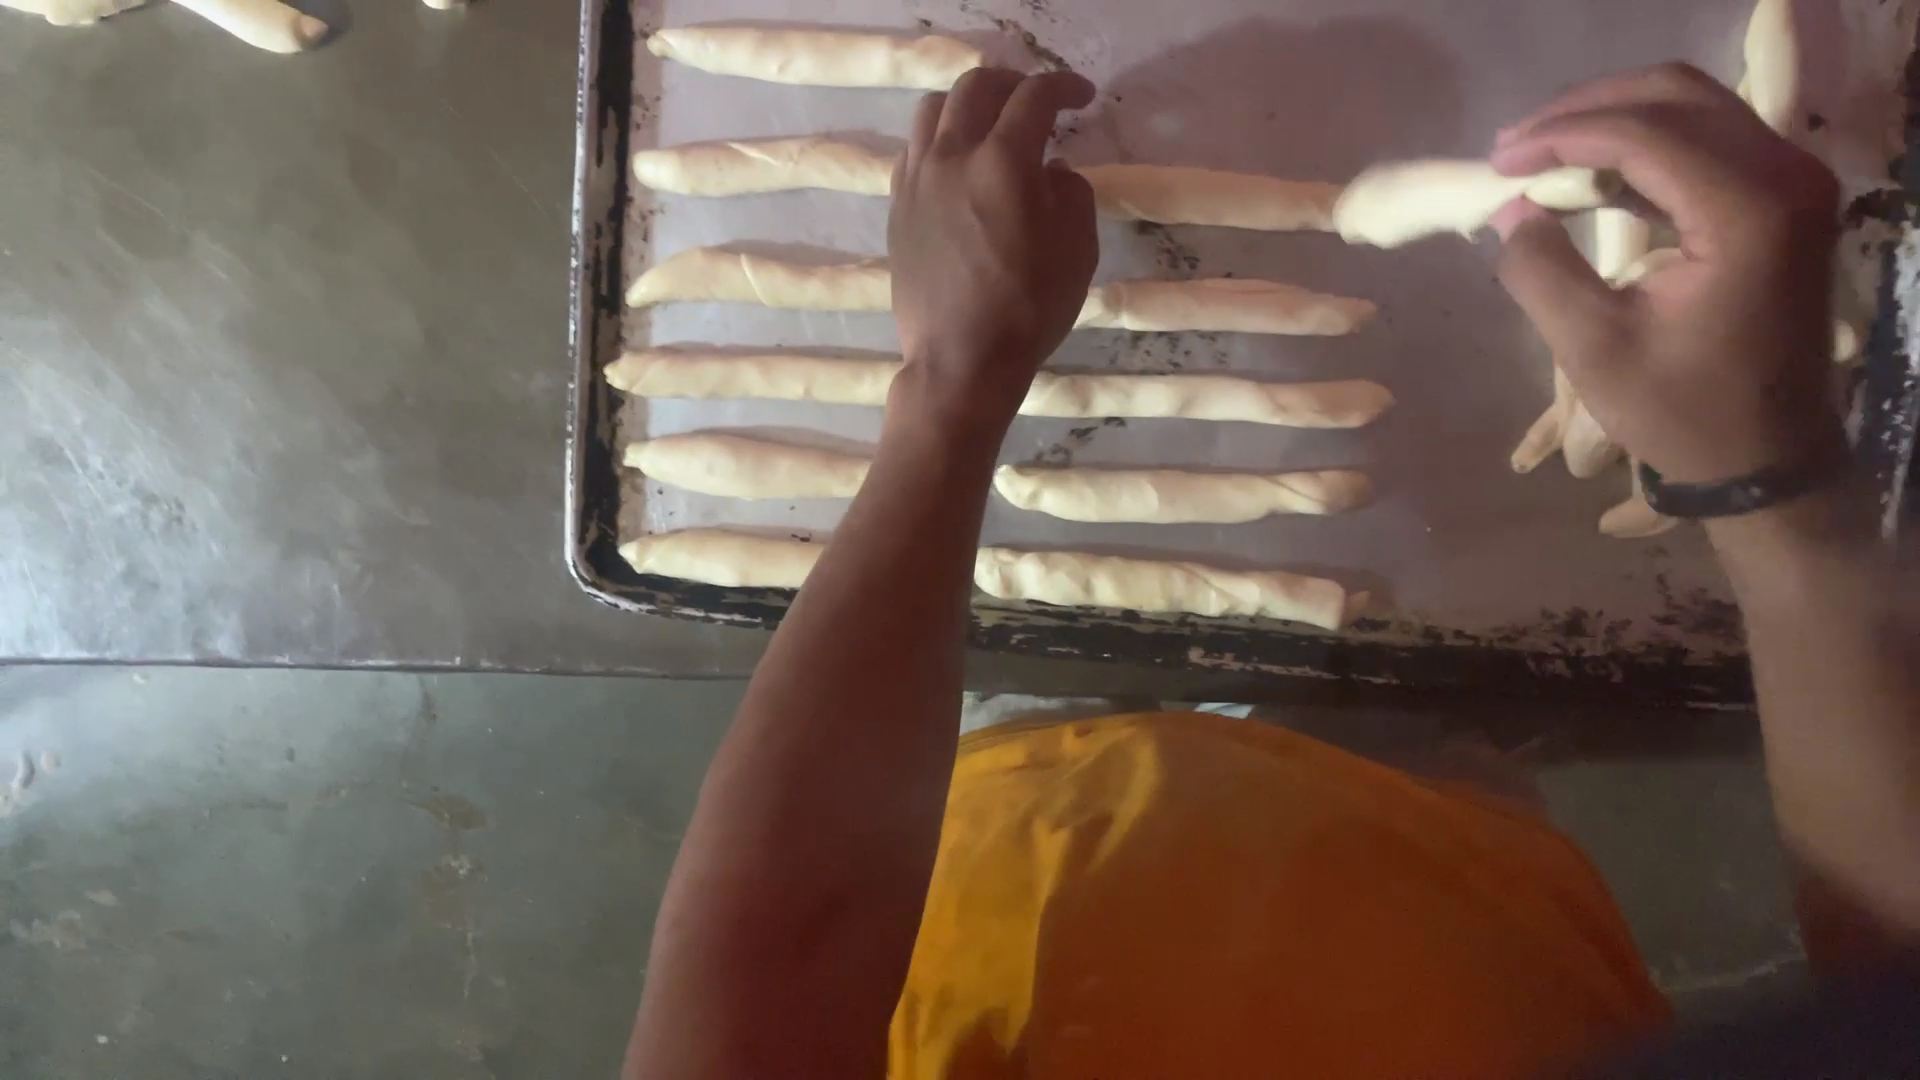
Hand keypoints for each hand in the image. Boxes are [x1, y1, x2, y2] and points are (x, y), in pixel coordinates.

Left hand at [888, 68, 1099, 435]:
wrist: (961, 361)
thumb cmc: (1027, 312)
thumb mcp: (1077, 252)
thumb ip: (1072, 194)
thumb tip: (1052, 170)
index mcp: (1003, 161)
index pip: (1035, 98)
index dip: (1064, 87)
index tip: (1081, 98)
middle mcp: (952, 157)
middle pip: (976, 87)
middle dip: (1012, 83)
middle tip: (1034, 103)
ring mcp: (917, 182)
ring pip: (934, 111)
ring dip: (967, 105)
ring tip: (987, 126)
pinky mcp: (897, 210)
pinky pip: (913, 152)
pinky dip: (938, 141)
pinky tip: (954, 165)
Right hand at [1491, 63, 1842, 484]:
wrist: (1758, 449)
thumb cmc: (1672, 406)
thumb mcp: (1589, 345)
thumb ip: (1540, 270)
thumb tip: (1509, 211)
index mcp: (1745, 210)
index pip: (1647, 133)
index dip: (1562, 136)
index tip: (1495, 162)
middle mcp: (1784, 175)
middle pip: (1680, 97)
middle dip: (1585, 111)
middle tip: (1511, 147)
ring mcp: (1787, 185)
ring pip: (1694, 111)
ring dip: (1609, 124)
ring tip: (1535, 157)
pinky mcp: (1774, 204)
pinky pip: (1702, 147)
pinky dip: (1635, 152)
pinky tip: (1582, 180)